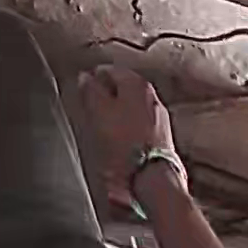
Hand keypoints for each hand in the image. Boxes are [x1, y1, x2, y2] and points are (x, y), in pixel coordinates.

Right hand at [79, 62, 176, 184]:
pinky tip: (118, 138)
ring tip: (101, 123)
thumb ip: (90, 89)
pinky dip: (127, 126)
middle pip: (124, 88)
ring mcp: (160, 118)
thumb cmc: (124, 139)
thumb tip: (85, 77)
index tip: (84, 86)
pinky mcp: (163, 139)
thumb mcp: (97, 109)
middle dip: (107, 93)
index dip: (94, 76)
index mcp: (137, 84)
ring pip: (132, 106)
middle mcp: (152, 97)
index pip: (111, 69)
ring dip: (117, 111)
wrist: (153, 178)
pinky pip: (139, 124)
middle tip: (90, 103)